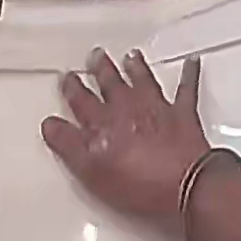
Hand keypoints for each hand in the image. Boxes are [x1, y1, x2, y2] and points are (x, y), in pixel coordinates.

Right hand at [41, 48, 208, 222]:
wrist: (183, 185)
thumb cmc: (138, 183)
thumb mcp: (92, 172)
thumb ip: (69, 147)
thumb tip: (50, 125)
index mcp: (104, 124)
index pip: (82, 102)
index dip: (72, 90)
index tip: (66, 78)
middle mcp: (129, 109)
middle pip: (111, 84)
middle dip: (101, 70)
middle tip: (95, 56)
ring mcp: (157, 109)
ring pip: (142, 81)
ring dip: (135, 68)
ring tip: (130, 56)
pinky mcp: (182, 116)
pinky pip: (186, 89)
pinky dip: (188, 75)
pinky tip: (190, 63)